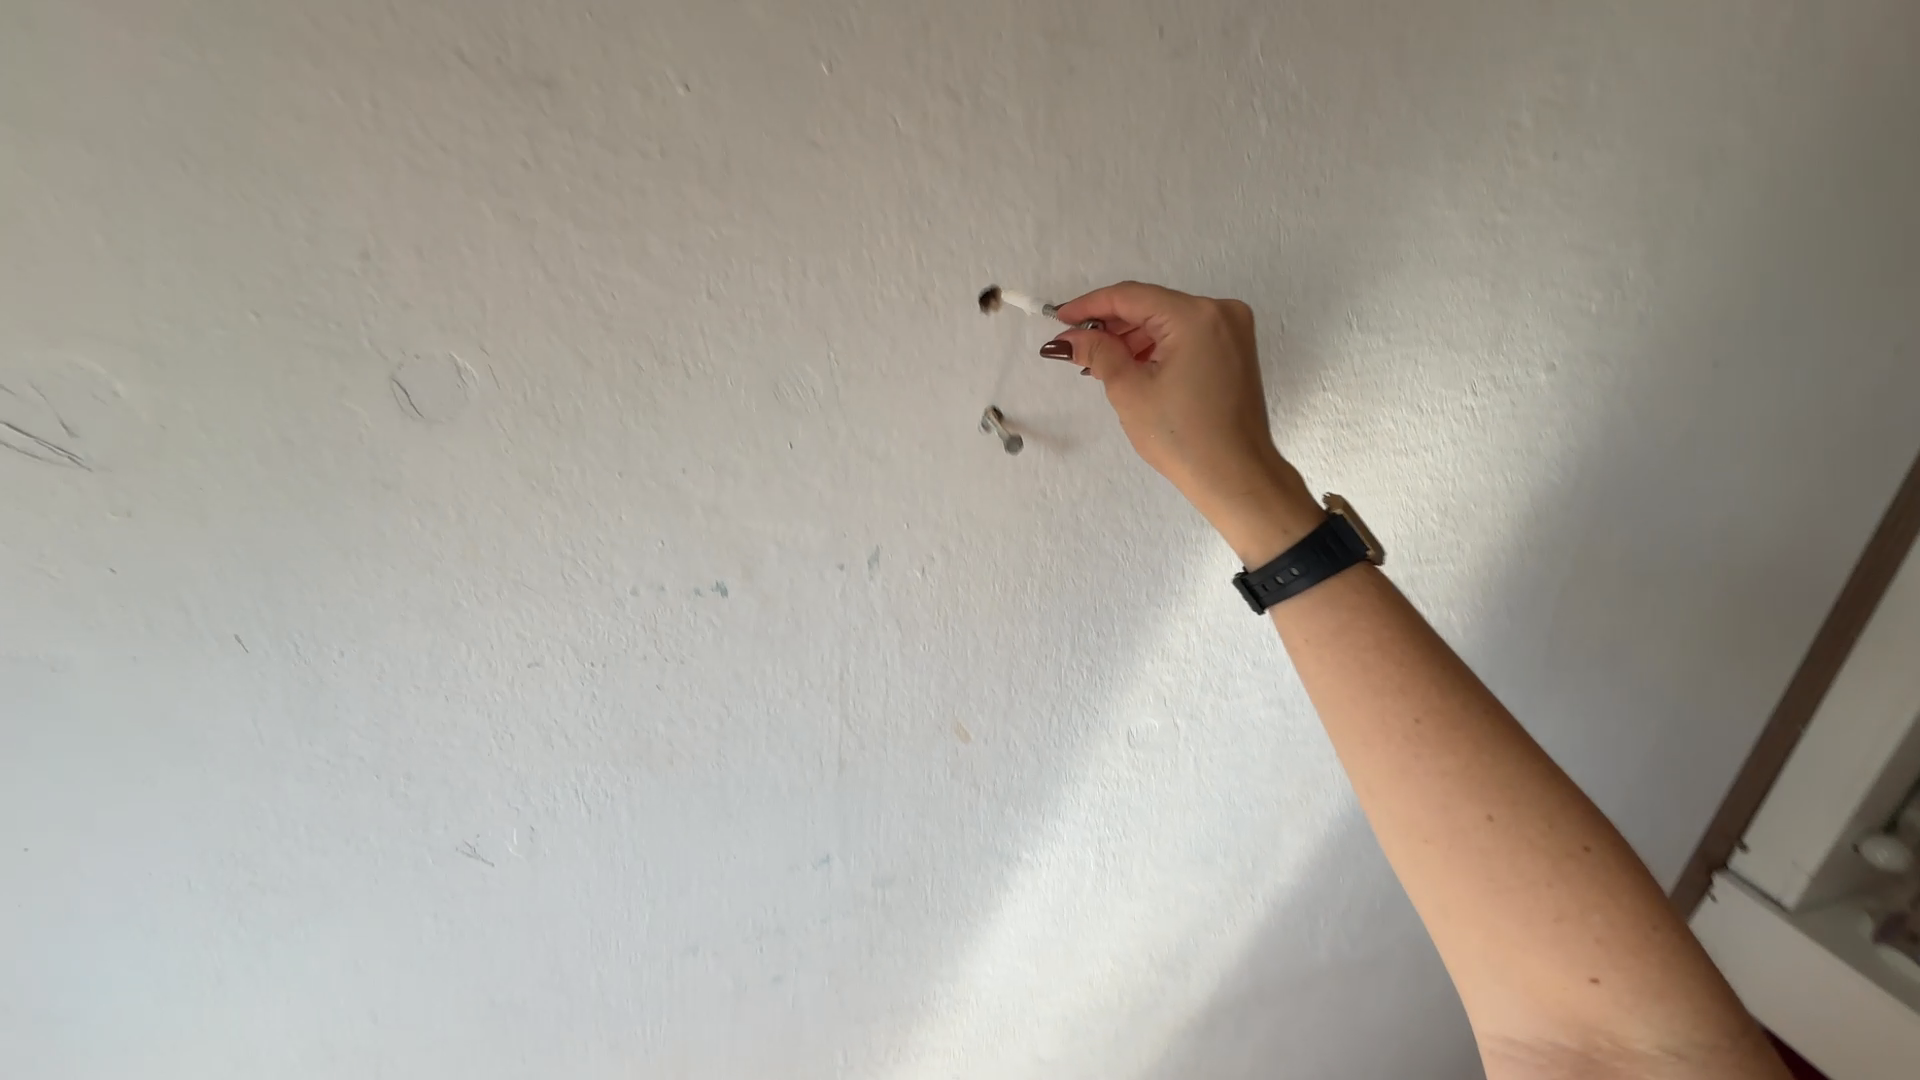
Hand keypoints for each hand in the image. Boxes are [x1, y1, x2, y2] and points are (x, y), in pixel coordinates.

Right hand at [1046, 282, 1321, 563]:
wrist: (1234, 475)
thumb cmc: (1183, 437)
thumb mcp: (1130, 390)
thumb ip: (1097, 353)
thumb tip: (1067, 338)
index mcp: (1196, 316)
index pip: (1131, 296)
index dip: (1090, 305)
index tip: (1060, 318)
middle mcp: (1220, 312)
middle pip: (1150, 305)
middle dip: (1110, 325)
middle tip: (1074, 346)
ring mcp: (1231, 330)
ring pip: (1167, 321)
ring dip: (1131, 337)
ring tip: (1098, 363)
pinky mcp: (1233, 349)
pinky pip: (1184, 336)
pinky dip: (1156, 347)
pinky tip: (1130, 366)